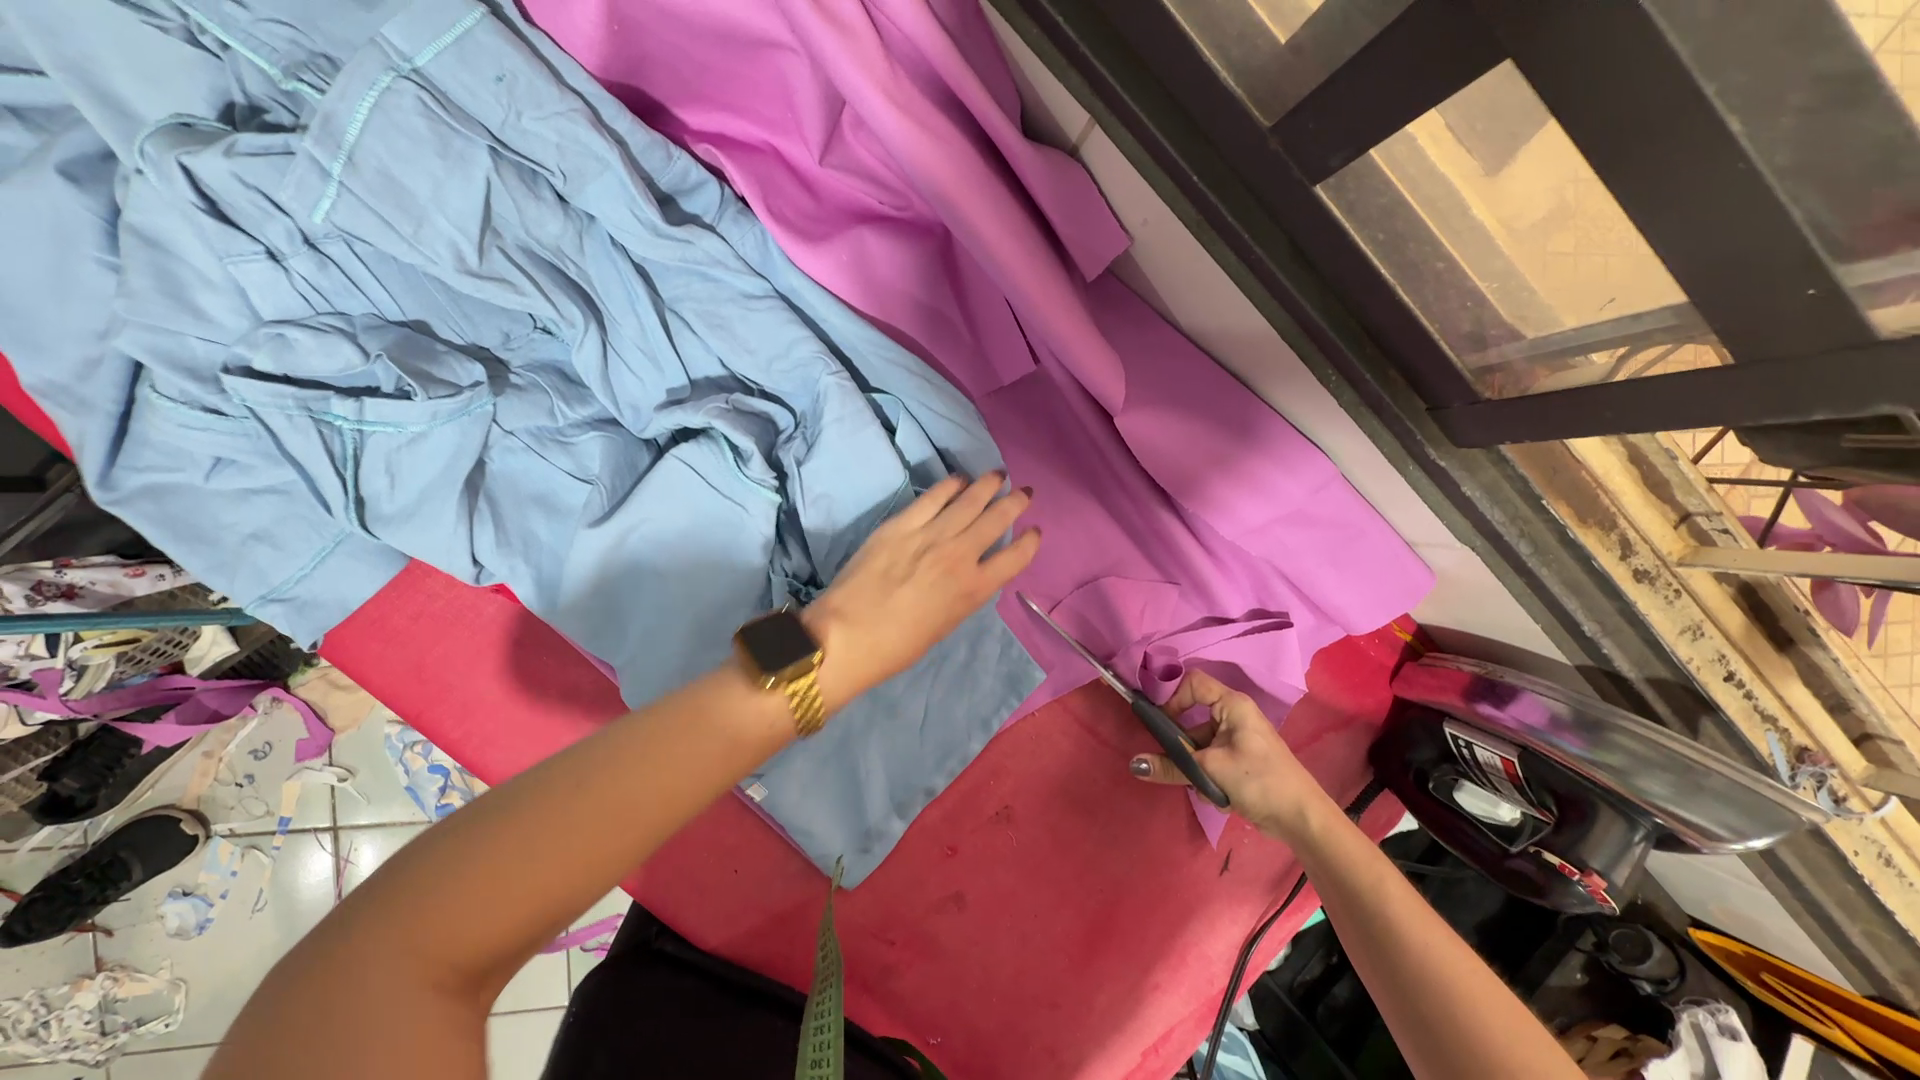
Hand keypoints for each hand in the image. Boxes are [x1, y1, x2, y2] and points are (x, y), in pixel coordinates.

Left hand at [805, 473, 1039, 708]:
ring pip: (968, 501)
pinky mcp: (901, 524)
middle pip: (996, 520)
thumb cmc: (898, 646)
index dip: (1029, 542)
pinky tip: (959, 479)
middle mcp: (959, 556)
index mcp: (973, 589)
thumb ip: (964, 594)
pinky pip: (933, 497)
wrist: (848, 635)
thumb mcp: (946, 624)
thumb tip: (970, 573)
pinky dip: (950, 485)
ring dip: (988, 485)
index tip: (1034, 531)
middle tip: (1024, 493)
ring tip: (999, 475)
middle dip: (1015, 503)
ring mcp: (929, 535)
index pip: (1015, 558)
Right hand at [1129, 670, 1336, 842]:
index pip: (1193, 683)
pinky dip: (1207, 777)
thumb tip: (1134, 764)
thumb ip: (1171, 765)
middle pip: (1193, 720)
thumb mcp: (1210, 770)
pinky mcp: (1240, 761)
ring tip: (1202, 787)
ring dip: (1195, 768)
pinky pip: (1211, 761)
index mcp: (1233, 705)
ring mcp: (1238, 740)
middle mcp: (1235, 716)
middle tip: (1172, 765)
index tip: (1159, 725)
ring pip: (1200, 745)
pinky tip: (1216, 796)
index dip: (1173, 698)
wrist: (1301, 817)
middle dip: (1182, 746)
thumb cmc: (1258, 780)